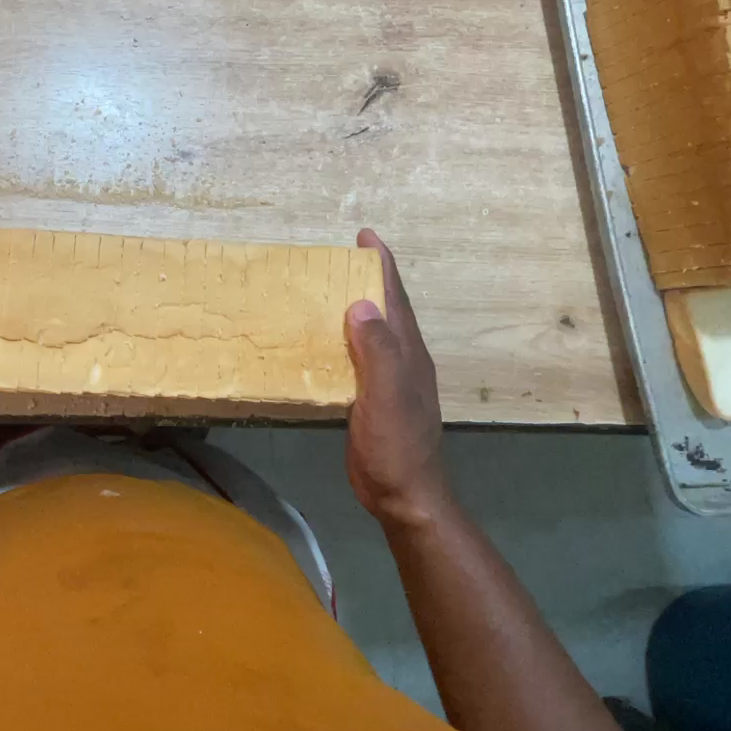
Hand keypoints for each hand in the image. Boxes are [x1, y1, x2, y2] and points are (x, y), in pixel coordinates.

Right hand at [344, 229, 449, 527]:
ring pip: (371, 331)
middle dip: (368, 278)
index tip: (366, 235)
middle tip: (339, 255)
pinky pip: (356, 356)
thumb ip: (377, 351)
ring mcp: (388, 380)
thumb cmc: (396, 446)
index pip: (394, 298)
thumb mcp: (386, 395)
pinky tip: (322, 342)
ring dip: (354, 306)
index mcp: (408, 353)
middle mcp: (401, 360)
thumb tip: (361, 303)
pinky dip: (342, 338)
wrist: (403, 496)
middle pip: (385, 309)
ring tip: (326, 290)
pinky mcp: (370, 398)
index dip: (382, 265)